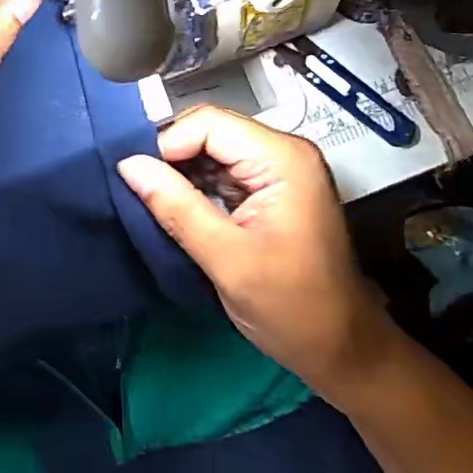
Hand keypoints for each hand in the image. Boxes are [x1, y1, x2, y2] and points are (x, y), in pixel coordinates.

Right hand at [116, 105, 394, 393]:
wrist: (343, 350)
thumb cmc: (294, 309)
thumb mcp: (228, 260)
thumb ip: (176, 207)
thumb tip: (128, 165)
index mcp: (283, 158)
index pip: (209, 123)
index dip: (168, 144)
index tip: (136, 179)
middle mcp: (283, 151)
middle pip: (211, 131)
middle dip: (172, 157)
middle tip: (138, 190)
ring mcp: (280, 169)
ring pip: (214, 150)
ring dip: (182, 173)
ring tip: (152, 201)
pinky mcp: (272, 188)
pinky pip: (225, 171)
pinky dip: (198, 187)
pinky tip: (177, 208)